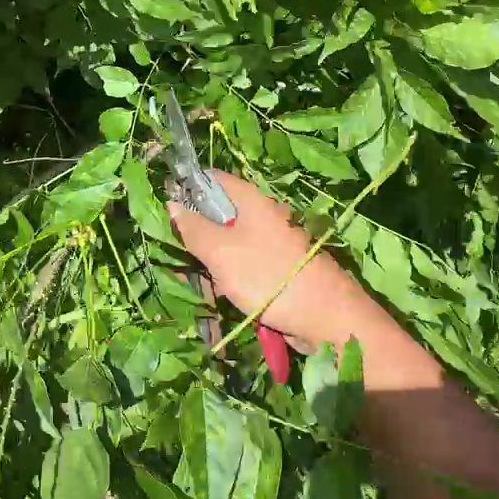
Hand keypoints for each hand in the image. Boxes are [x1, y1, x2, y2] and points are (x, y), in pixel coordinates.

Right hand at [166, 171, 355, 350]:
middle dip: (198, 234)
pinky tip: (226, 295)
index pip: (211, 179)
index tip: (169, 212)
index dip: (187, 189)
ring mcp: (273, 241)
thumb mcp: (220, 252)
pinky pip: (246, 263)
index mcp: (251, 199)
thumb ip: (193, 228)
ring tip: (205, 284)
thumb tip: (173, 204)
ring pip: (231, 242)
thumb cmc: (269, 276)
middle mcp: (263, 214)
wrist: (329, 318)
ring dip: (213, 261)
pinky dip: (233, 276)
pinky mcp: (280, 266)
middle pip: (220, 213)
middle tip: (183, 258)